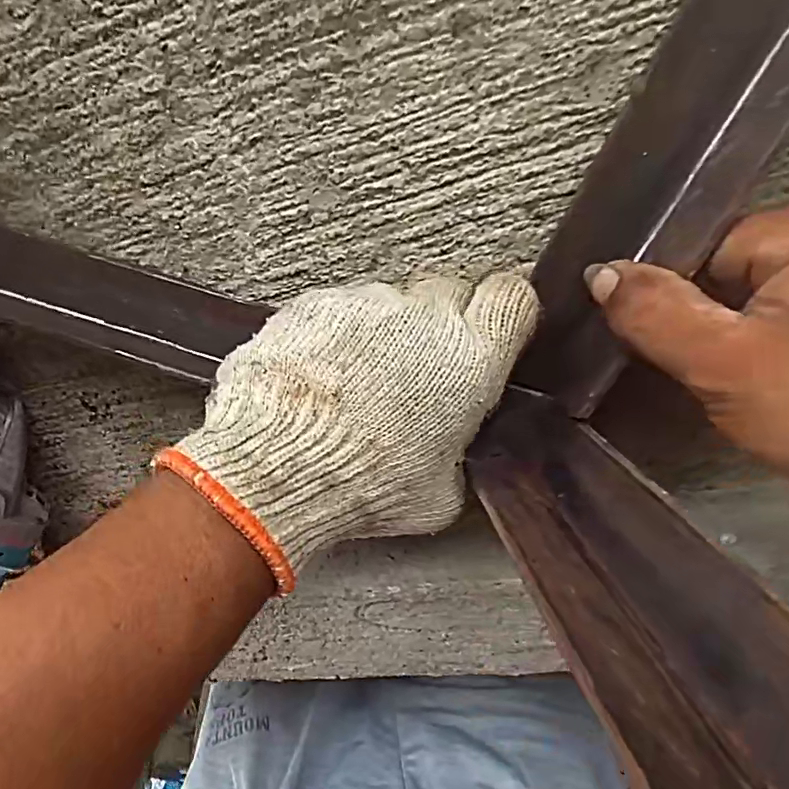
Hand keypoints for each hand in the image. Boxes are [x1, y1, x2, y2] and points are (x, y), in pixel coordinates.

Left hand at [156, 272, 538, 591]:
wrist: (277, 468)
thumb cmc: (355, 485)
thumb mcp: (435, 496)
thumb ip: (455, 455)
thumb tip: (448, 454)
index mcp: (470, 360)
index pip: (511, 298)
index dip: (497, 317)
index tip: (483, 335)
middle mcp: (422, 318)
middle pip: (446, 292)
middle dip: (435, 326)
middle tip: (413, 371)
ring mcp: (364, 304)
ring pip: (386, 302)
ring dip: (378, 334)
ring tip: (351, 387)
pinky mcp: (312, 305)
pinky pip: (333, 310)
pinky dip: (330, 336)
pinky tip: (317, 380)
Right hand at [585, 198, 788, 531]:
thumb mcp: (725, 364)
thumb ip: (656, 314)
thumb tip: (600, 272)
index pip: (718, 245)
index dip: (682, 301)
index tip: (681, 355)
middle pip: (759, 271)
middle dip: (727, 324)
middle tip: (723, 382)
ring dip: (767, 342)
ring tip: (768, 394)